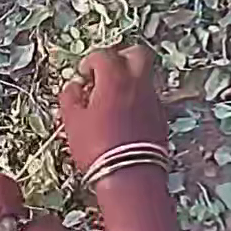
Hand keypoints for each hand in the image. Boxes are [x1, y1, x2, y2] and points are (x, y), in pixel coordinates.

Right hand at [59, 45, 170, 171]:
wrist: (130, 177)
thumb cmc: (97, 147)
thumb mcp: (72, 121)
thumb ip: (70, 96)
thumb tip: (74, 86)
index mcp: (115, 78)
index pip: (104, 55)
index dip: (90, 62)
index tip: (82, 75)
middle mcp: (138, 84)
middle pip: (136, 54)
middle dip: (119, 58)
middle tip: (104, 74)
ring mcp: (153, 100)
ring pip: (143, 77)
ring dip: (127, 80)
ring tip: (110, 100)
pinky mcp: (160, 118)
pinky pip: (147, 98)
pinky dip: (135, 99)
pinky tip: (122, 117)